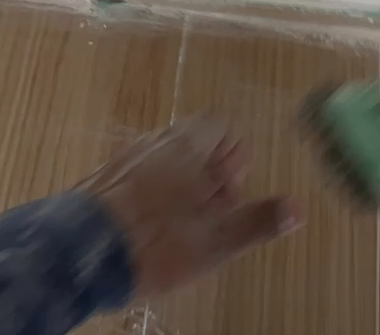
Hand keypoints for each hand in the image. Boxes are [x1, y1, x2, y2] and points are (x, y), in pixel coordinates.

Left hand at [77, 116, 302, 297]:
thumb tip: (300, 208)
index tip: (232, 194)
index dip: (237, 156)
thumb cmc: (156, 241)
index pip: (224, 124)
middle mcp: (159, 140)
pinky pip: (141, 174)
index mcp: (189, 144)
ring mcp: (128, 156)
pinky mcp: (104, 178)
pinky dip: (153, 194)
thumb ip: (258, 221)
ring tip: (181, 228)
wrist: (80, 254)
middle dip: (211, 177)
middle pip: (197, 143)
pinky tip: (148, 230)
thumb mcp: (215, 241)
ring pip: (169, 160)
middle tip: (211, 218)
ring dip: (183, 187)